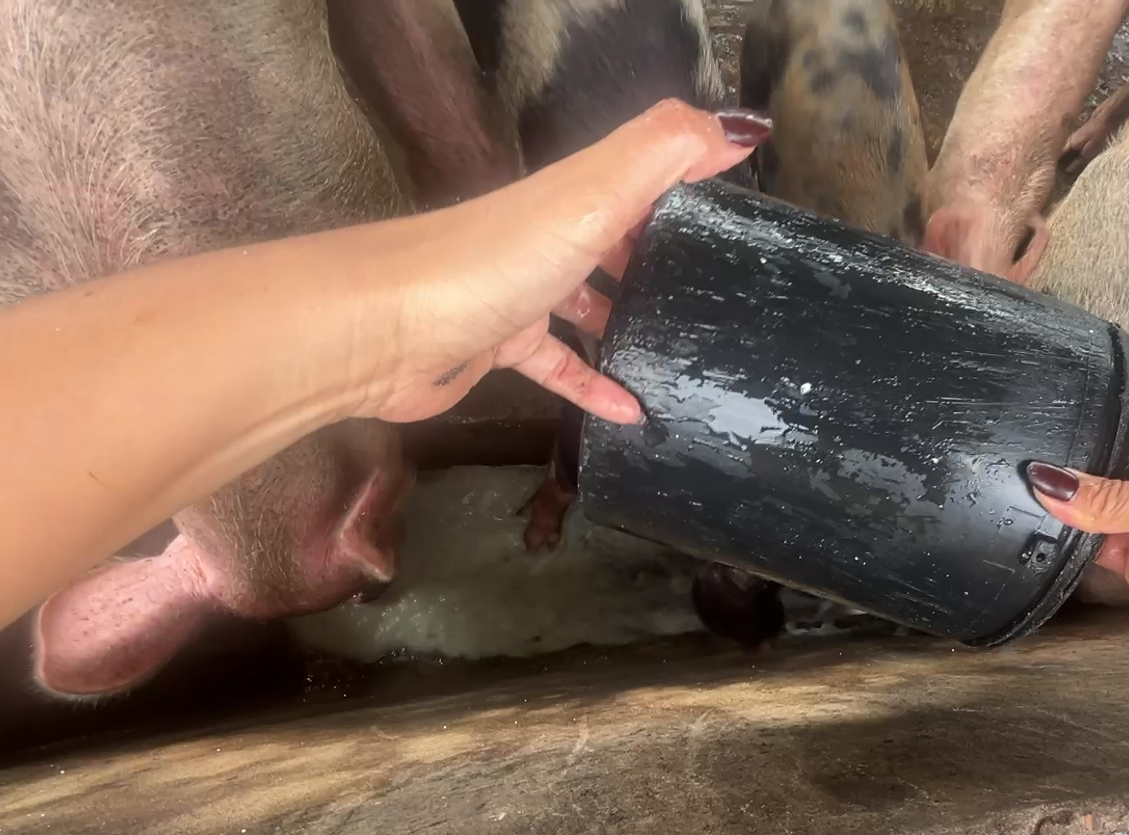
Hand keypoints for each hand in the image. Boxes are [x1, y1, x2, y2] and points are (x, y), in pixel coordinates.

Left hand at [314, 100, 768, 426]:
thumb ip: (665, 155)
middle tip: (716, 300)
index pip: (645, 176)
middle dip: (665, 264)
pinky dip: (596, 387)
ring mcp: (525, 292)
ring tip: (682, 359)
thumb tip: (744, 126)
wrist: (384, 327)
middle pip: (620, 243)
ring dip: (633, 329)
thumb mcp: (593, 195)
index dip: (692, 183)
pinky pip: (563, 366)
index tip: (741, 216)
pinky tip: (633, 414)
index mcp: (576, 194)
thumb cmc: (493, 259)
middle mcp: (551, 236)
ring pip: (592, 308)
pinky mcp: (504, 344)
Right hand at [1026, 392, 1128, 724]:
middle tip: (1011, 458)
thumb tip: (1044, 484)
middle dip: (1070, 460)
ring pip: (1098, 506)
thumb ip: (1119, 497)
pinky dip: (1070, 543)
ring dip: (1065, 505)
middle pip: (1112, 458)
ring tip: (1011, 493)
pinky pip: (1097, 548)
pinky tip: (1038, 533)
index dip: (1096, 410)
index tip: (1037, 413)